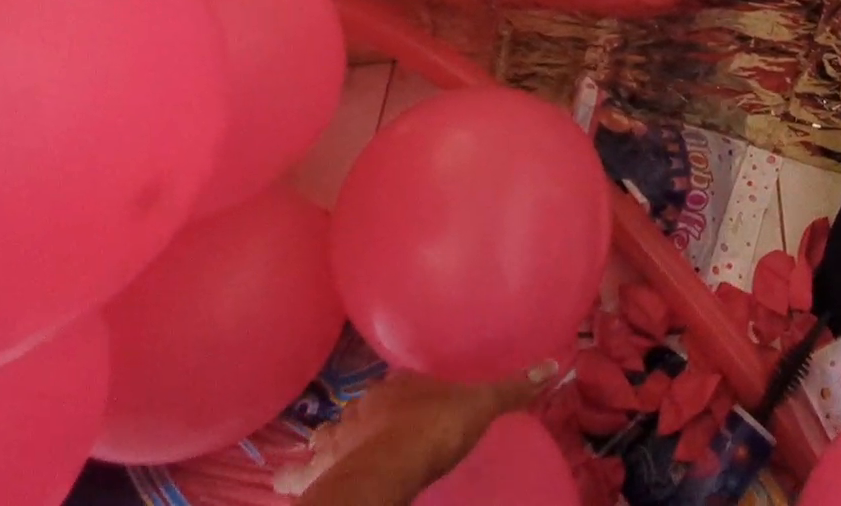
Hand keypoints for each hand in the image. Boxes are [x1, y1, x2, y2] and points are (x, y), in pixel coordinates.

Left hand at [293, 363, 554, 505]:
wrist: (387, 469)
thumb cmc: (435, 430)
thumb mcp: (483, 407)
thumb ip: (514, 388)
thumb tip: (555, 363)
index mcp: (402, 385)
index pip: (399, 380)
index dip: (401, 390)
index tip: (403, 396)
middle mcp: (366, 403)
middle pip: (363, 405)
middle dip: (362, 416)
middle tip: (365, 427)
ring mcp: (340, 434)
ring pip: (329, 432)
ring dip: (326, 441)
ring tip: (323, 450)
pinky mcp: (321, 467)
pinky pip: (301, 468)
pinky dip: (295, 472)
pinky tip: (286, 477)